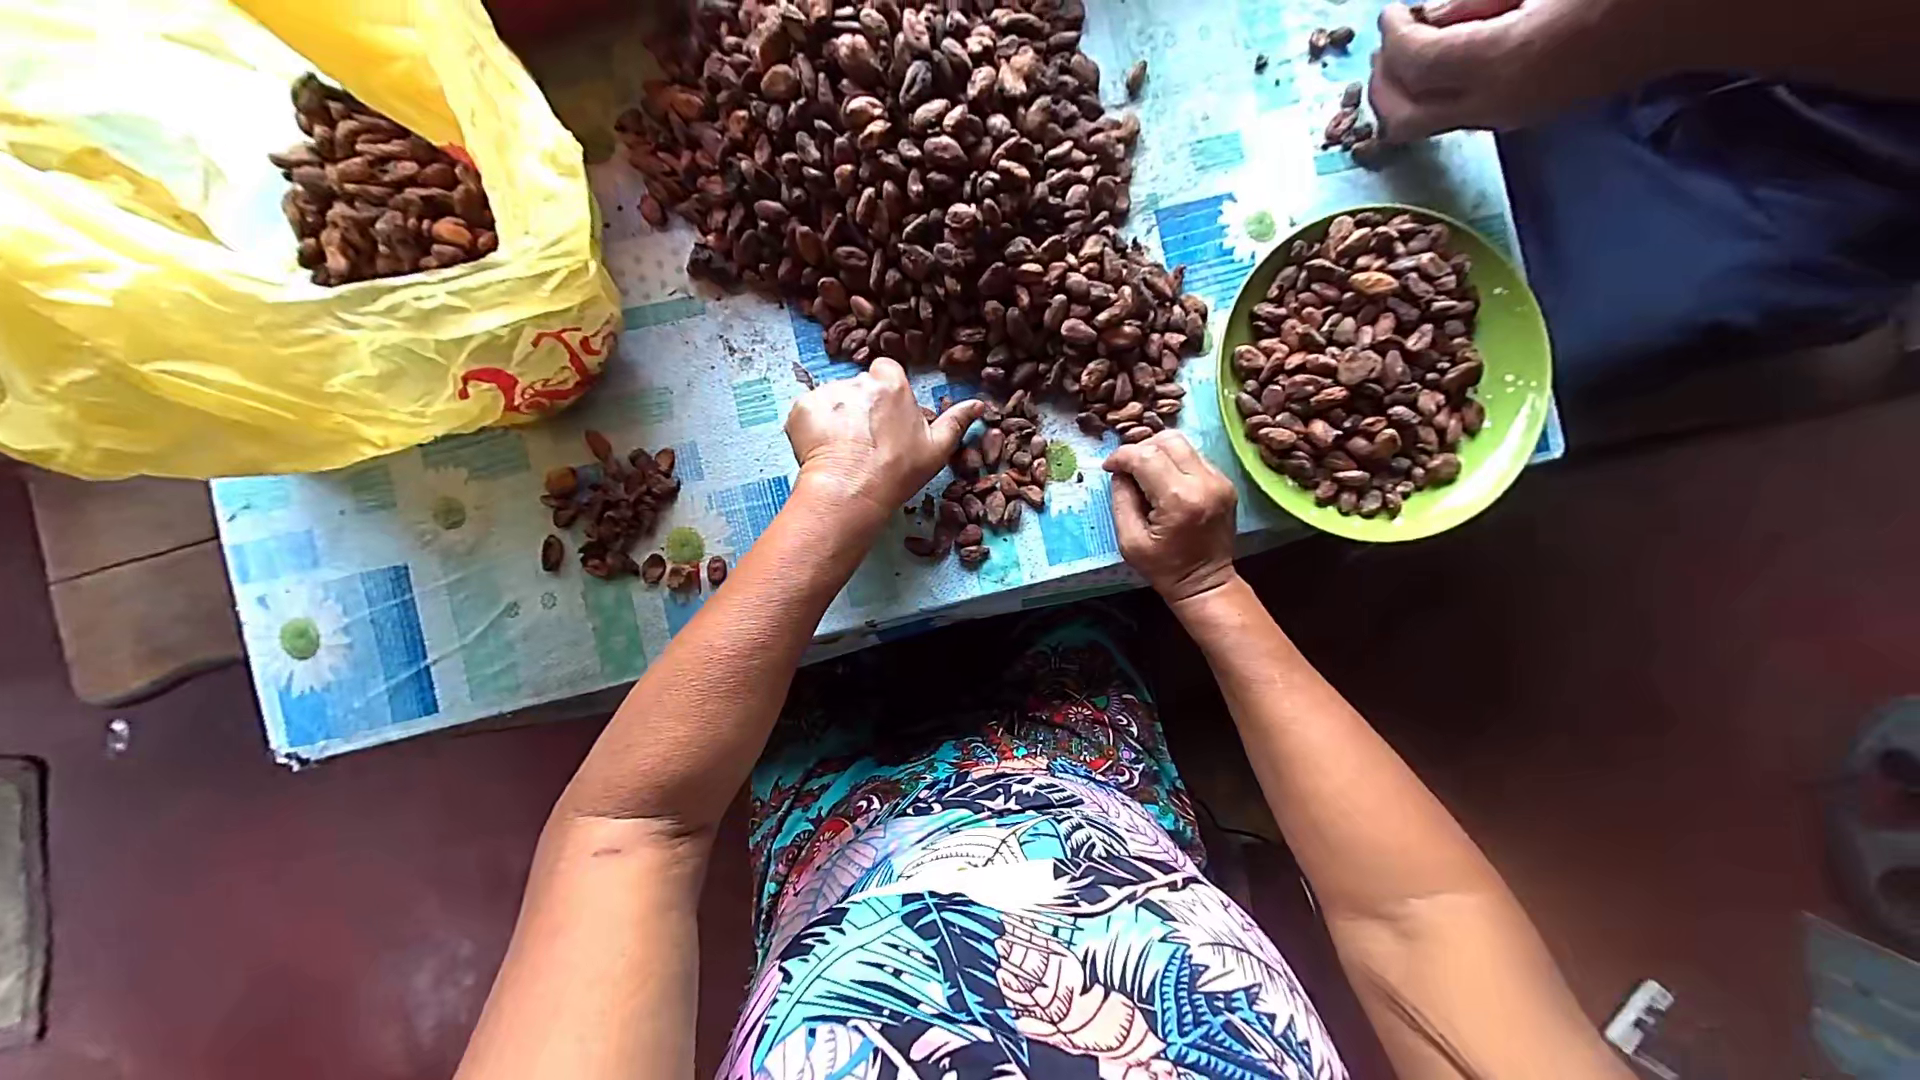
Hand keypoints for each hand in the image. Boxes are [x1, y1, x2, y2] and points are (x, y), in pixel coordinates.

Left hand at [785, 357, 986, 527]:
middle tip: (866, 442)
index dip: (886, 395)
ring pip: (833, 400)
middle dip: (861, 408)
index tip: (886, 419)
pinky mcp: (801, 409)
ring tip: (844, 450)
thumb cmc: (897, 471)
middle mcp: (857, 380)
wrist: (851, 491)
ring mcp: (826, 393)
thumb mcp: (937, 448)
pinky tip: (824, 450)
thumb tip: (979, 404)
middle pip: (859, 387)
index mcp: (891, 383)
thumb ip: (957, 420)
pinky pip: (809, 413)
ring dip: (837, 418)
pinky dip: (814, 429)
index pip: (886, 373)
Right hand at [1104, 431, 1237, 602]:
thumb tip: (1120, 472)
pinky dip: (1174, 462)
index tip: (1109, 468)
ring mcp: (1220, 481)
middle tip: (1127, 468)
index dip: (1121, 456)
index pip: (1145, 456)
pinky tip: (1164, 481)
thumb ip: (1121, 499)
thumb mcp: (1129, 540)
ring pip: (1183, 444)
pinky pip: (1194, 457)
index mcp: (1179, 500)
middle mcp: (1204, 483)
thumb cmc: (1163, 567)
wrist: (1205, 582)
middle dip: (1140, 449)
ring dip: (1158, 452)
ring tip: (1144, 474)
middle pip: (1167, 440)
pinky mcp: (1225, 483)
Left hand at [1369, 0, 1666, 141]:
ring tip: (1411, 48)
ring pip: (1423, 125)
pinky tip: (1448, 56)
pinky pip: (1454, 116)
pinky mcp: (1520, 116)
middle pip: (1403, 116)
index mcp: (1508, 58)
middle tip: (1386, 43)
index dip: (1393, 37)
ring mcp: (1507, 116)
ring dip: (1403, 92)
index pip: (1419, 61)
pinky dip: (1433, 94)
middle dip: (1382, 83)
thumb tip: (1434, 14)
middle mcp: (1497, 101)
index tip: (1389, 13)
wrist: (1712, 8)